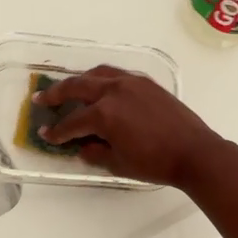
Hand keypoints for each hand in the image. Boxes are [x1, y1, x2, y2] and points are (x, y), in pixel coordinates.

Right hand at [35, 66, 229, 188]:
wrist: (194, 152)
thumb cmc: (155, 163)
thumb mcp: (118, 164)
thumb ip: (95, 153)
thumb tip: (82, 147)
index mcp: (104, 114)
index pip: (72, 122)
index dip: (57, 132)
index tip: (46, 135)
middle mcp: (114, 91)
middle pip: (78, 87)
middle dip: (57, 94)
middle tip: (42, 99)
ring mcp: (132, 83)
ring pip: (98, 73)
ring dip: (80, 80)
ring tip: (69, 87)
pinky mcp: (147, 82)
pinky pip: (117, 74)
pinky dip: (102, 78)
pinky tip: (101, 86)